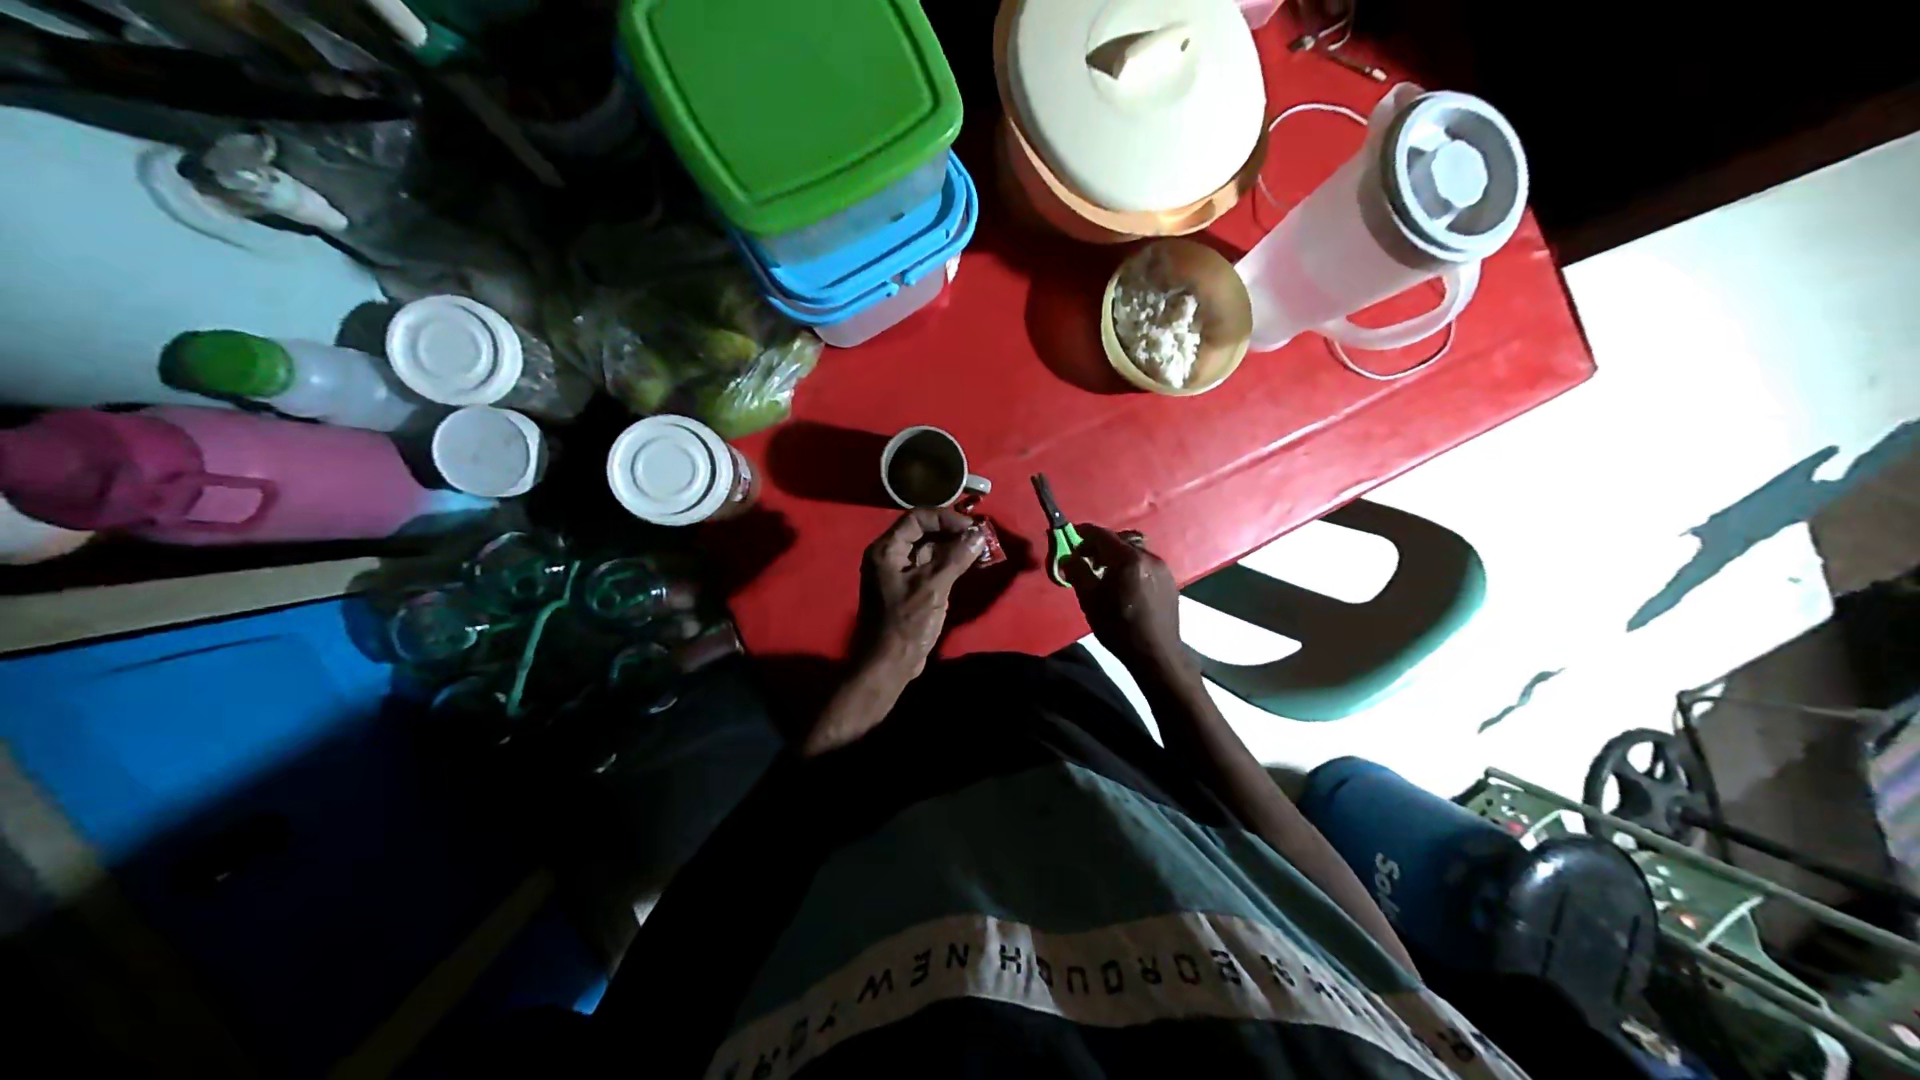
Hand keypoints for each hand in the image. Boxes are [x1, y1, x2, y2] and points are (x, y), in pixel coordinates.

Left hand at [863, 507, 986, 676]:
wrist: (889, 663)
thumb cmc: (906, 623)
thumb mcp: (933, 587)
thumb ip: (956, 557)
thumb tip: (978, 535)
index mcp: (886, 550)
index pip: (917, 518)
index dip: (946, 518)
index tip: (972, 528)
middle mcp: (889, 556)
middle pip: (923, 532)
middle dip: (953, 532)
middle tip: (981, 538)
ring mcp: (898, 573)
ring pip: (929, 550)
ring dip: (954, 548)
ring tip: (981, 551)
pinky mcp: (909, 588)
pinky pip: (930, 567)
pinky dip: (950, 564)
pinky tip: (970, 565)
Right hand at [1064, 525, 1192, 681]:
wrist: (1155, 654)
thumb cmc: (1118, 628)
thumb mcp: (1090, 600)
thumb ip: (1077, 572)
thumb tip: (1070, 557)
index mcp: (1128, 559)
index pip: (1102, 534)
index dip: (1083, 533)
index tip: (1070, 536)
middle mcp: (1149, 557)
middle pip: (1120, 539)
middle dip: (1100, 545)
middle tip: (1085, 559)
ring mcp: (1163, 568)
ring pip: (1134, 551)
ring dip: (1116, 556)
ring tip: (1104, 574)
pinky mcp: (1169, 581)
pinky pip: (1145, 564)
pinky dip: (1130, 566)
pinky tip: (1123, 586)